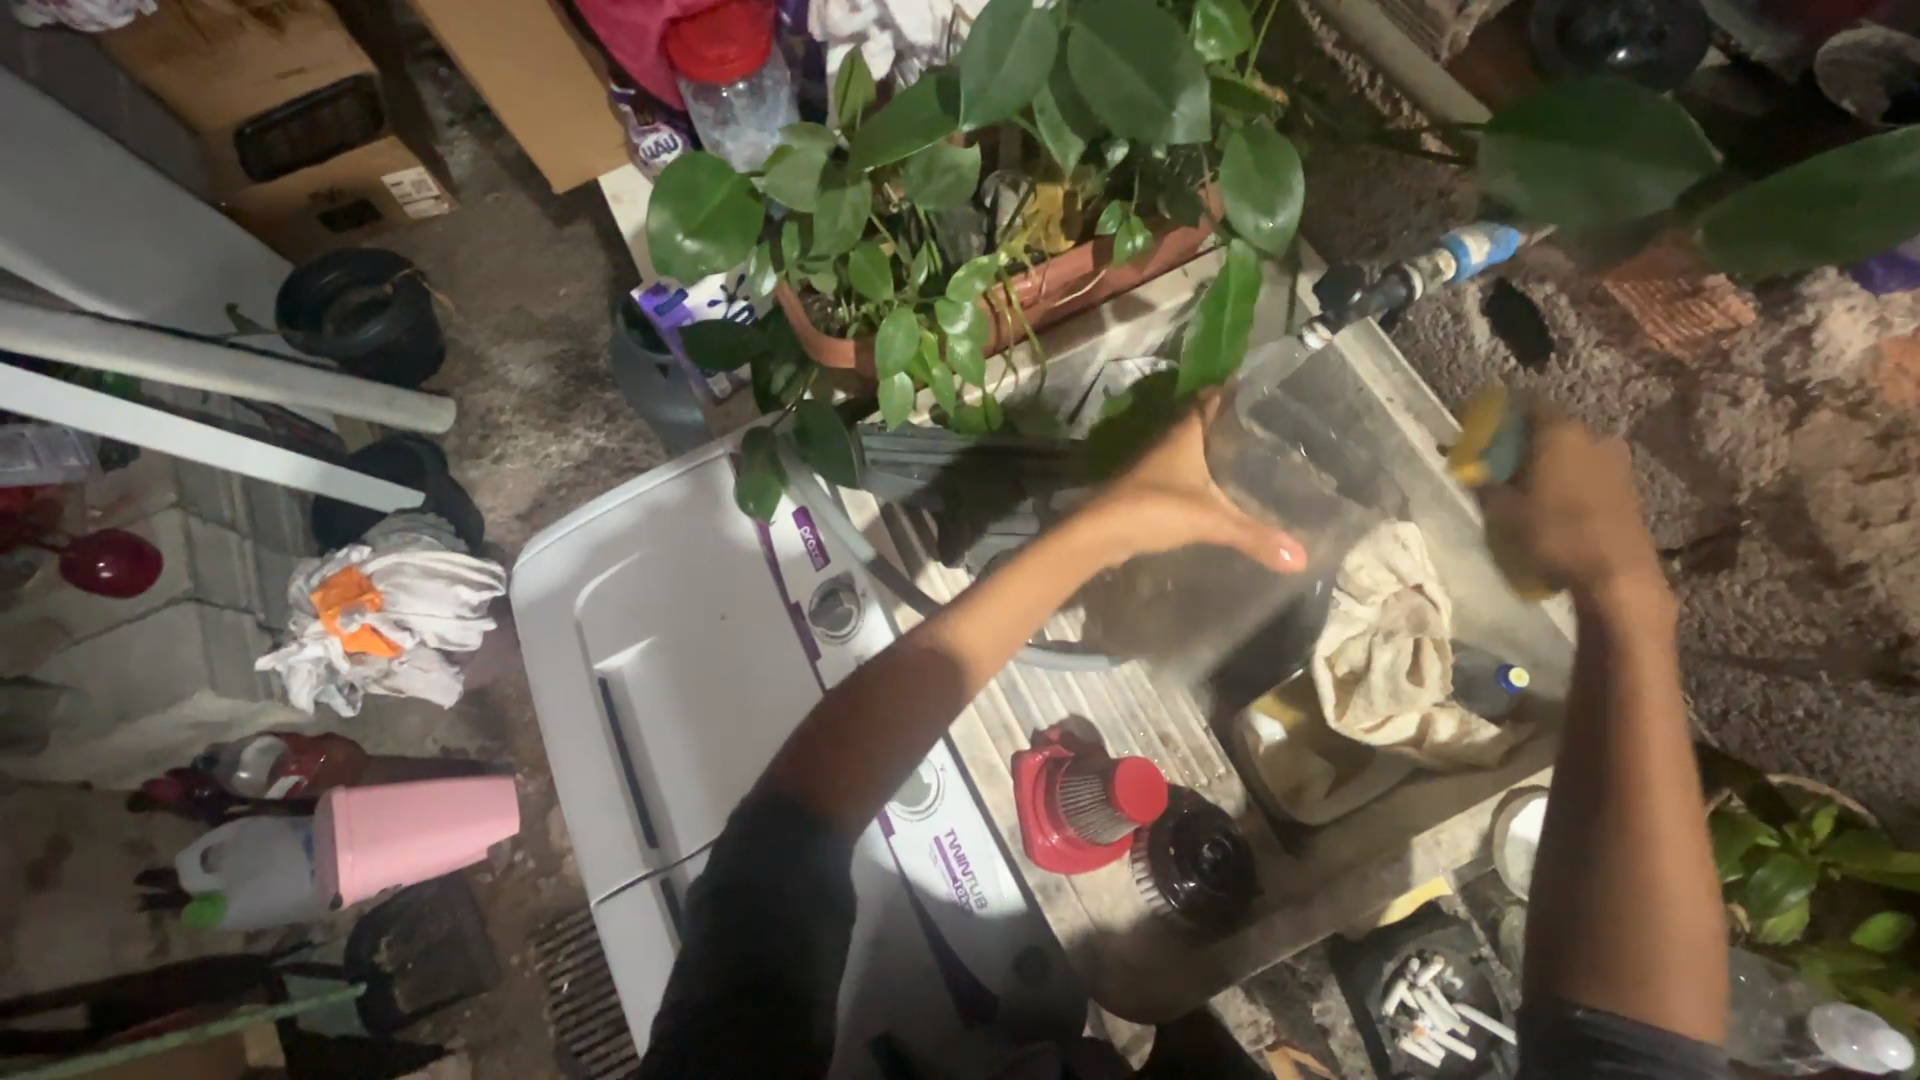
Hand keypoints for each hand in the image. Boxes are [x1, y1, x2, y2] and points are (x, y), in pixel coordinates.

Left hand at [1074, 391, 1307, 572]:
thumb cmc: (1153, 510)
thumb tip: (1301, 559)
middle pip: (1202, 425)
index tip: (1262, 389)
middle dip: (1231, 425)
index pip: (1211, 400)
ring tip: (1250, 457)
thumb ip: (1254, 535)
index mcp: (1183, 435)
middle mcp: (1168, 444)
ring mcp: (1155, 468)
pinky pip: (1182, 477)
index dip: (1232, 391)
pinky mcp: (1148, 491)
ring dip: (1214, 453)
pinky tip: (1218, 492)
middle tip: (1268, 427)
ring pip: (1191, 452)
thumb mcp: (1210, 520)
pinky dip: (1200, 479)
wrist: (1099, 534)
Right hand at [1479, 404, 1666, 601]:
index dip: (1500, 415)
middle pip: (1549, 428)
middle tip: (1496, 462)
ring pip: (1570, 450)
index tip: (1479, 431)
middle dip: (1522, 442)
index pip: (1527, 404)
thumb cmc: (1553, 534)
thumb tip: (1471, 469)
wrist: (1616, 574)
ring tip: (1522, 486)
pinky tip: (1550, 501)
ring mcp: (1616, 461)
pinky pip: (1587, 470)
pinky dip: (1566, 477)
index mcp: (1560, 432)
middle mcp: (1593, 436)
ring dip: (1546, 461)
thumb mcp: (1503, 511)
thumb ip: (1485, 483)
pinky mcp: (1626, 486)